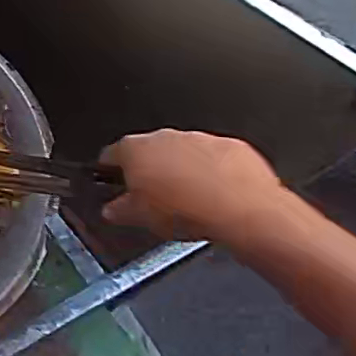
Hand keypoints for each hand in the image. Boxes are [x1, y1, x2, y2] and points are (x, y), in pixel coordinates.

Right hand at [100, 130, 292, 245]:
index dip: (111, 169)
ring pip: (184, 152)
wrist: (243, 211)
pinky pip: (216, 156)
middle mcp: (164, 137)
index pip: (112, 154)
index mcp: (135, 149)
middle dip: (152, 171)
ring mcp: (198, 138)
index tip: (116, 180)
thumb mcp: (141, 219)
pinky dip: (216, 171)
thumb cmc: (189, 211)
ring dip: (185, 170)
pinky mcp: (229, 146)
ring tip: (192, 201)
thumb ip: (120, 210)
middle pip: (150, 151)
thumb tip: (114, 211)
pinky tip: (219, 195)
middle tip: (158, 199)